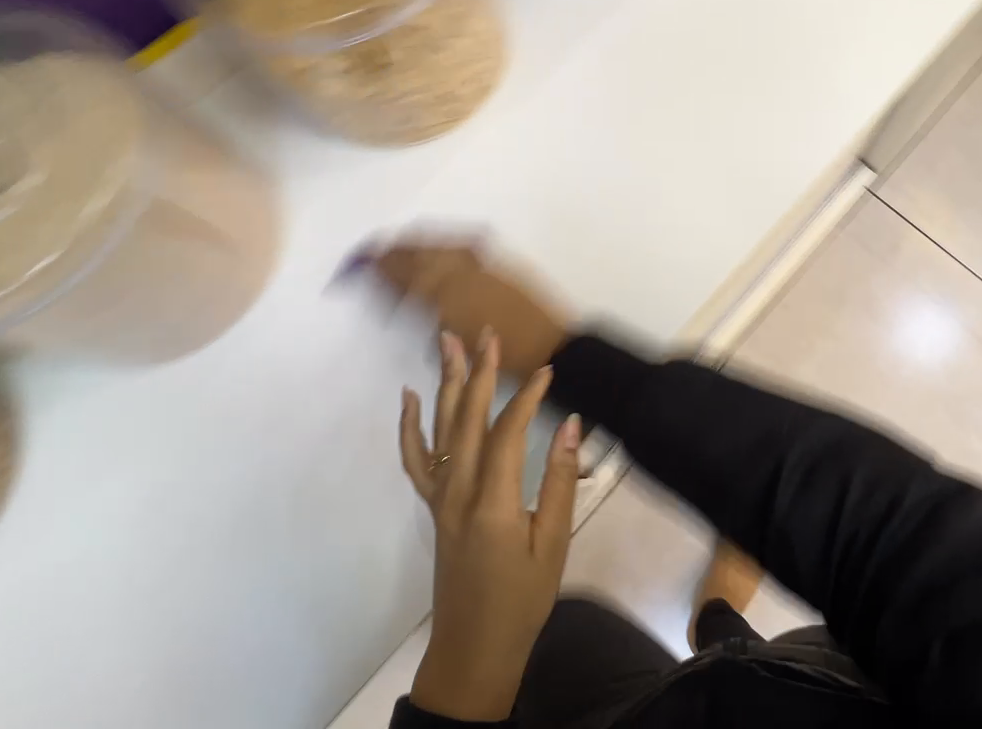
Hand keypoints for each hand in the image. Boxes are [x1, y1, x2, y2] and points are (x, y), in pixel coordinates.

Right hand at [371, 239, 570, 384]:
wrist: (552, 343)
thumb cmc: (504, 356)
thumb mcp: (454, 344)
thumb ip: (422, 317)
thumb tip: (396, 302)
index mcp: (445, 293)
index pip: (396, 273)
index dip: (367, 271)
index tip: (346, 274)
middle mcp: (459, 268)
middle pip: (412, 250)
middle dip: (383, 252)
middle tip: (360, 260)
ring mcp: (481, 260)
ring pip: (433, 240)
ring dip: (407, 244)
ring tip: (389, 251)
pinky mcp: (497, 260)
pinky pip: (458, 241)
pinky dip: (436, 241)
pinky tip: (431, 247)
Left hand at [401, 330, 582, 721]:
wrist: (475, 649)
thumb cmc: (522, 599)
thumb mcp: (553, 545)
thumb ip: (560, 482)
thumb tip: (571, 425)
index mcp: (493, 502)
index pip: (509, 431)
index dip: (528, 396)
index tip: (549, 370)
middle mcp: (458, 492)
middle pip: (467, 418)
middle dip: (479, 371)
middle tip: (487, 332)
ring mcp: (440, 499)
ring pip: (439, 429)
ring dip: (444, 383)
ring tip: (448, 344)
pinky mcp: (433, 507)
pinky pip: (416, 460)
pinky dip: (410, 426)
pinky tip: (411, 398)